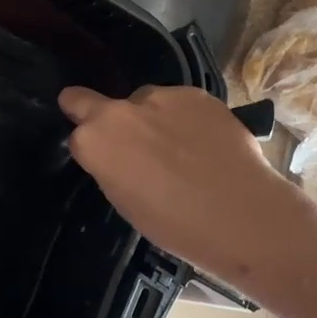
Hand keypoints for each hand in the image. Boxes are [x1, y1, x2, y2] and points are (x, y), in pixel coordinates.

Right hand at [59, 85, 314, 283]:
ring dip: (151, 117)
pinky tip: (207, 143)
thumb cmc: (175, 224)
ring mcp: (158, 97)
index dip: (88, 141)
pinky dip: (186, 117)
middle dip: (102, 115)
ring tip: (182, 147)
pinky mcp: (194, 93)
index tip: (104, 155)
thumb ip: (111, 167)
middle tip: (131, 143)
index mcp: (93, 141)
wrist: (242, 215)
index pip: (73, 127)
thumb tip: (117, 155)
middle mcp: (117, 111)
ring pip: (142, 101)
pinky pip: (179, 102)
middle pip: (90, 99)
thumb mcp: (124, 201)